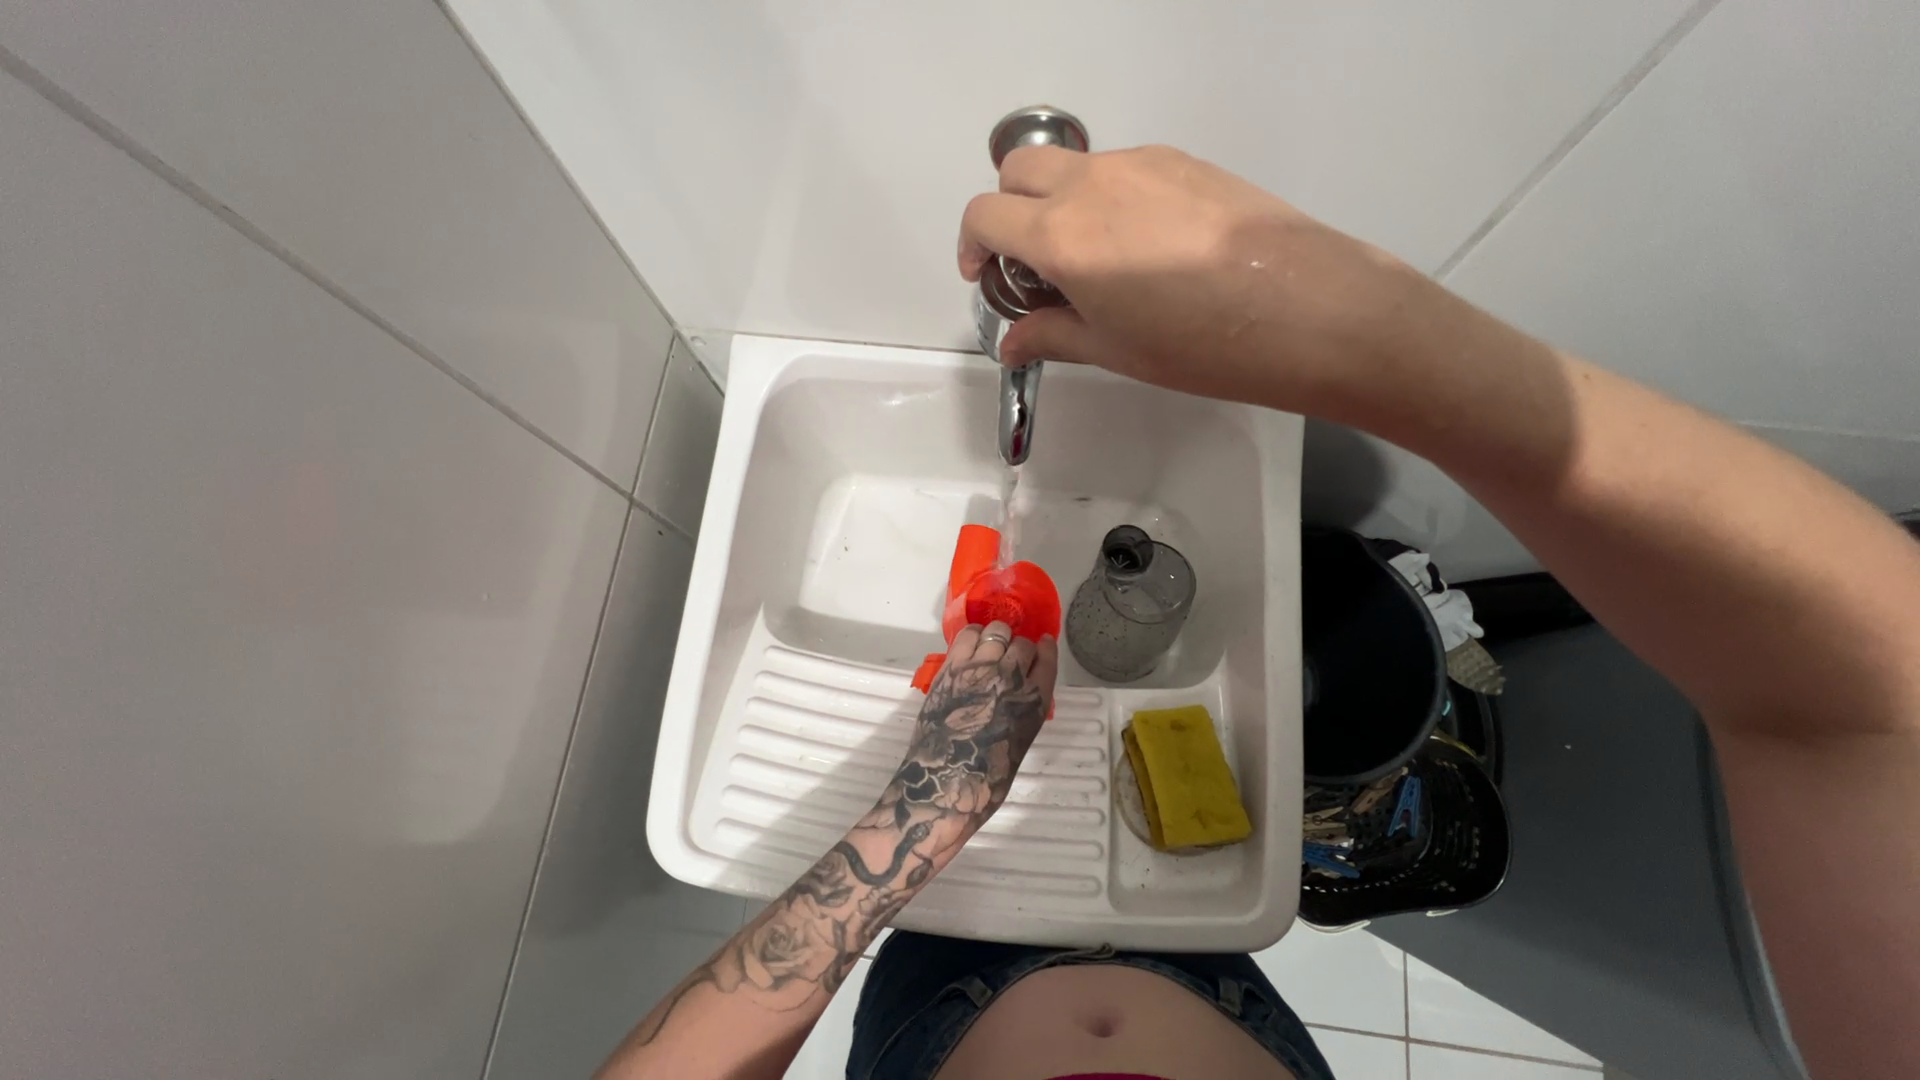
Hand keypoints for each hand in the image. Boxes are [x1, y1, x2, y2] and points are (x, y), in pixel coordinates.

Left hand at [870, 622, 1057, 853]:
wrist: (943, 780)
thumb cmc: (985, 775)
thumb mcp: (1021, 741)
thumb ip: (1024, 709)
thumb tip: (1016, 690)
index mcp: (1034, 703)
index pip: (1047, 661)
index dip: (1045, 649)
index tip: (1043, 643)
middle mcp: (1011, 679)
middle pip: (1023, 645)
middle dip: (1019, 648)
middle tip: (1010, 656)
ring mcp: (980, 669)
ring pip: (997, 633)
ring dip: (997, 638)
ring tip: (990, 647)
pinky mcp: (952, 667)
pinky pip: (968, 634)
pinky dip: (974, 635)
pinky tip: (972, 644)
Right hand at [958, 144, 1429, 417]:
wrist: (1304, 308)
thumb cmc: (1198, 343)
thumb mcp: (1112, 349)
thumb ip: (1051, 335)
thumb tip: (1013, 343)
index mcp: (1062, 236)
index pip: (984, 214)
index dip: (973, 246)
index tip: (987, 277)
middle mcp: (1092, 185)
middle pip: (1017, 169)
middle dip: (1008, 211)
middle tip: (1032, 265)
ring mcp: (1140, 164)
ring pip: (1071, 165)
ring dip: (1058, 202)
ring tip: (1094, 261)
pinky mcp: (1181, 160)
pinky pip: (1120, 167)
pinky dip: (1105, 196)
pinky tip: (1143, 247)